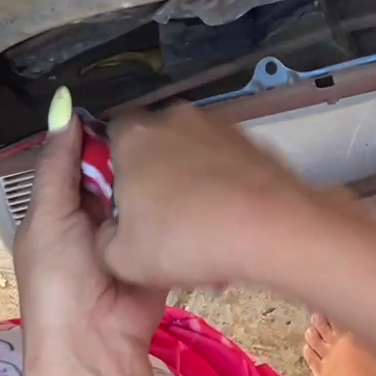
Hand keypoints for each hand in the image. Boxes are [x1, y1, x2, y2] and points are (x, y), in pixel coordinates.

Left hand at [13, 90, 164, 352]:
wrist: (97, 337)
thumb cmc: (59, 276)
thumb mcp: (49, 215)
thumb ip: (59, 163)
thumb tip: (63, 106)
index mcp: (59, 204)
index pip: (78, 156)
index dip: (97, 131)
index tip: (123, 99)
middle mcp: (94, 213)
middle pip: (115, 170)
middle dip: (131, 151)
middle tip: (159, 117)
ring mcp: (128, 230)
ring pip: (143, 190)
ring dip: (156, 173)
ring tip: (180, 139)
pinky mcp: (157, 244)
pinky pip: (166, 215)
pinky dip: (174, 200)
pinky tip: (193, 174)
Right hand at [99, 105, 334, 288]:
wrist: (271, 228)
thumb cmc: (184, 239)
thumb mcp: (122, 258)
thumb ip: (104, 238)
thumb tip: (114, 229)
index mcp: (132, 134)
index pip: (109, 142)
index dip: (115, 177)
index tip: (126, 210)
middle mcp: (174, 118)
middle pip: (155, 148)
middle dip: (157, 183)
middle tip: (166, 227)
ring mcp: (220, 126)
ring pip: (194, 158)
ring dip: (194, 189)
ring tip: (206, 234)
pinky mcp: (255, 143)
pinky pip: (228, 167)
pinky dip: (227, 190)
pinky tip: (234, 227)